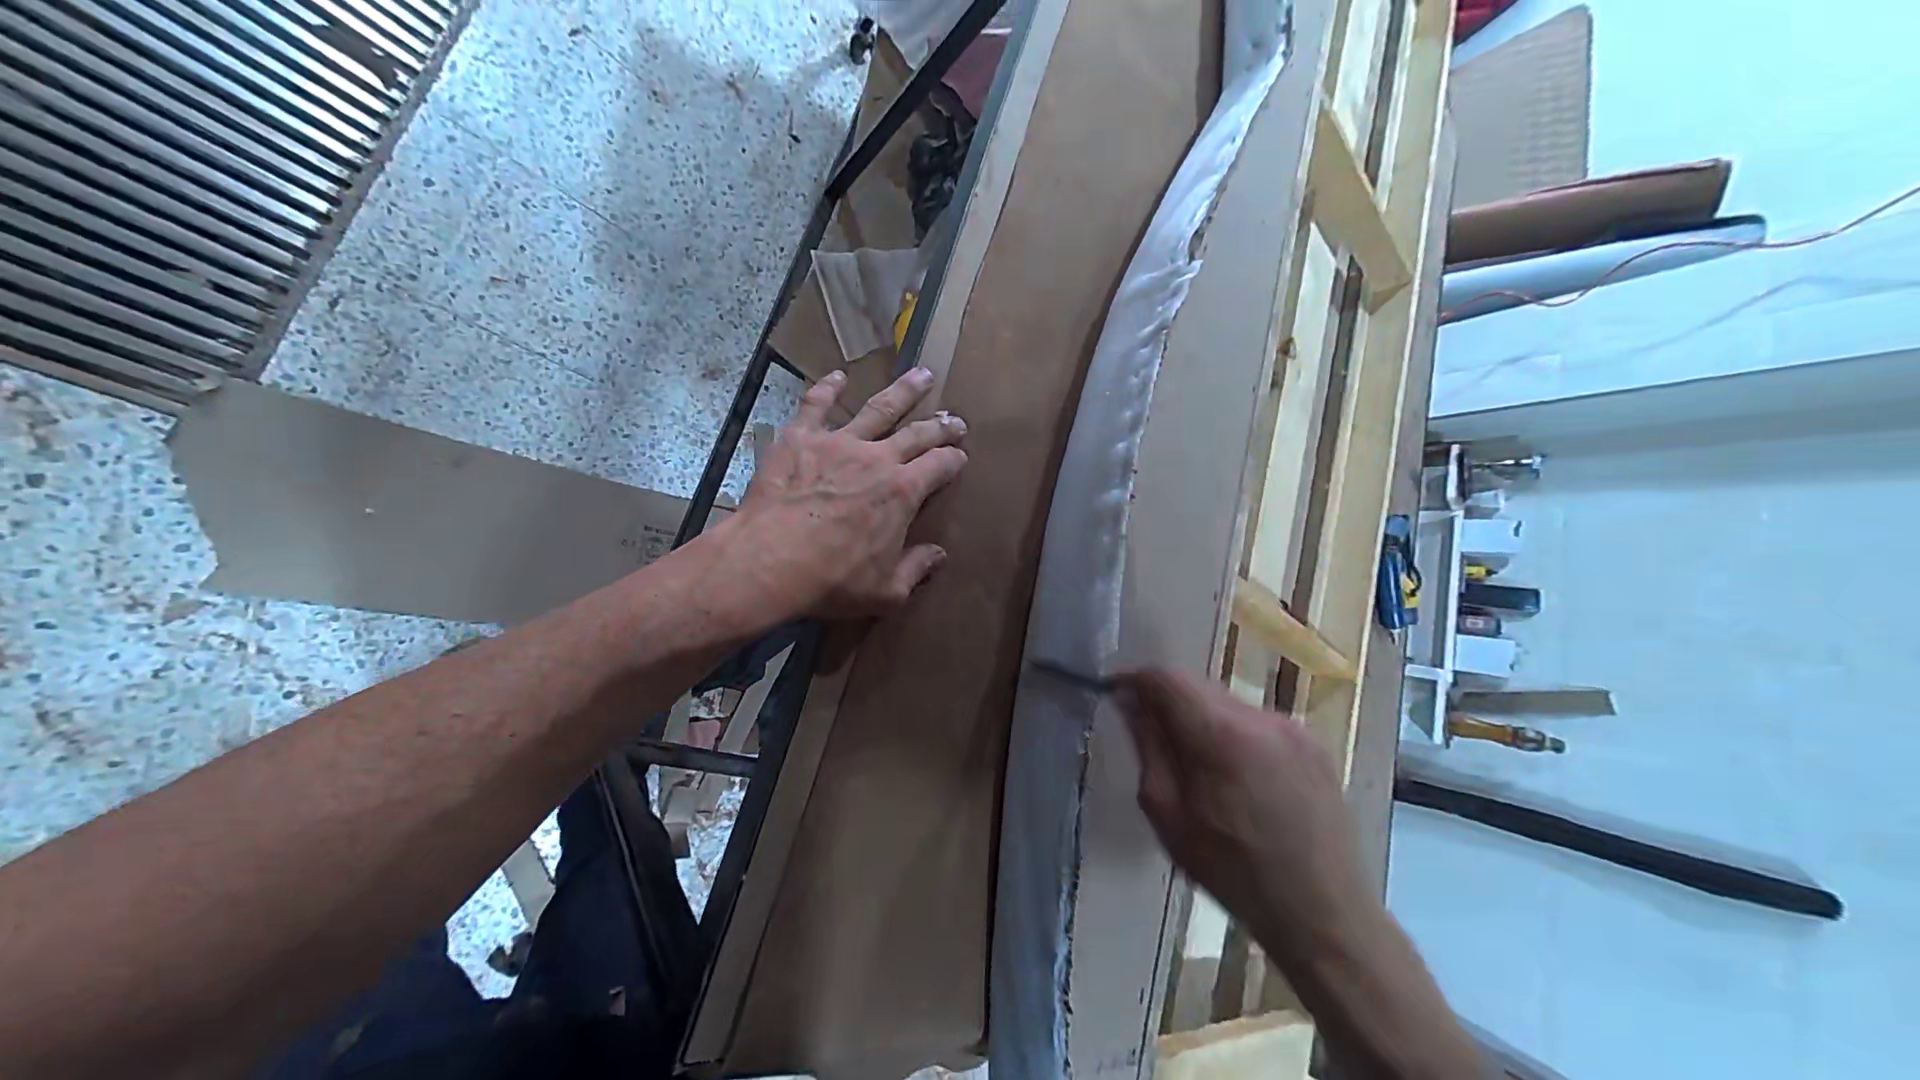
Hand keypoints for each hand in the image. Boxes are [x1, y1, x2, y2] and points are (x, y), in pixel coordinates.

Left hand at [721, 366, 967, 620]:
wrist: (770, 562)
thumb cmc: (832, 581)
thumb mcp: (886, 591)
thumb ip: (916, 569)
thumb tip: (938, 555)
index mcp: (903, 492)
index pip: (940, 466)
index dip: (954, 459)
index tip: (961, 456)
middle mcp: (877, 459)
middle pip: (918, 434)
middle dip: (941, 425)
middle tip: (955, 418)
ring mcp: (838, 443)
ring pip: (878, 409)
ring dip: (903, 392)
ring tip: (921, 375)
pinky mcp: (800, 438)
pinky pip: (816, 405)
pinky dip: (828, 388)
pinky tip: (838, 376)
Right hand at [1115, 669, 1369, 961]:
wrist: (1325, 915)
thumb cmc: (1234, 873)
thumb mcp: (1169, 815)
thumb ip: (1148, 748)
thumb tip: (1130, 702)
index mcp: (1223, 735)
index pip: (1167, 679)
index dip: (1136, 681)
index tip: (1117, 696)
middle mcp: (1262, 718)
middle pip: (1198, 686)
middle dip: (1168, 703)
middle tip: (1152, 739)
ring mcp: (1295, 729)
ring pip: (1228, 704)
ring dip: (1202, 720)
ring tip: (1199, 769)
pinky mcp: (1316, 745)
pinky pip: (1258, 723)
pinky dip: (1235, 735)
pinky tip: (1239, 779)